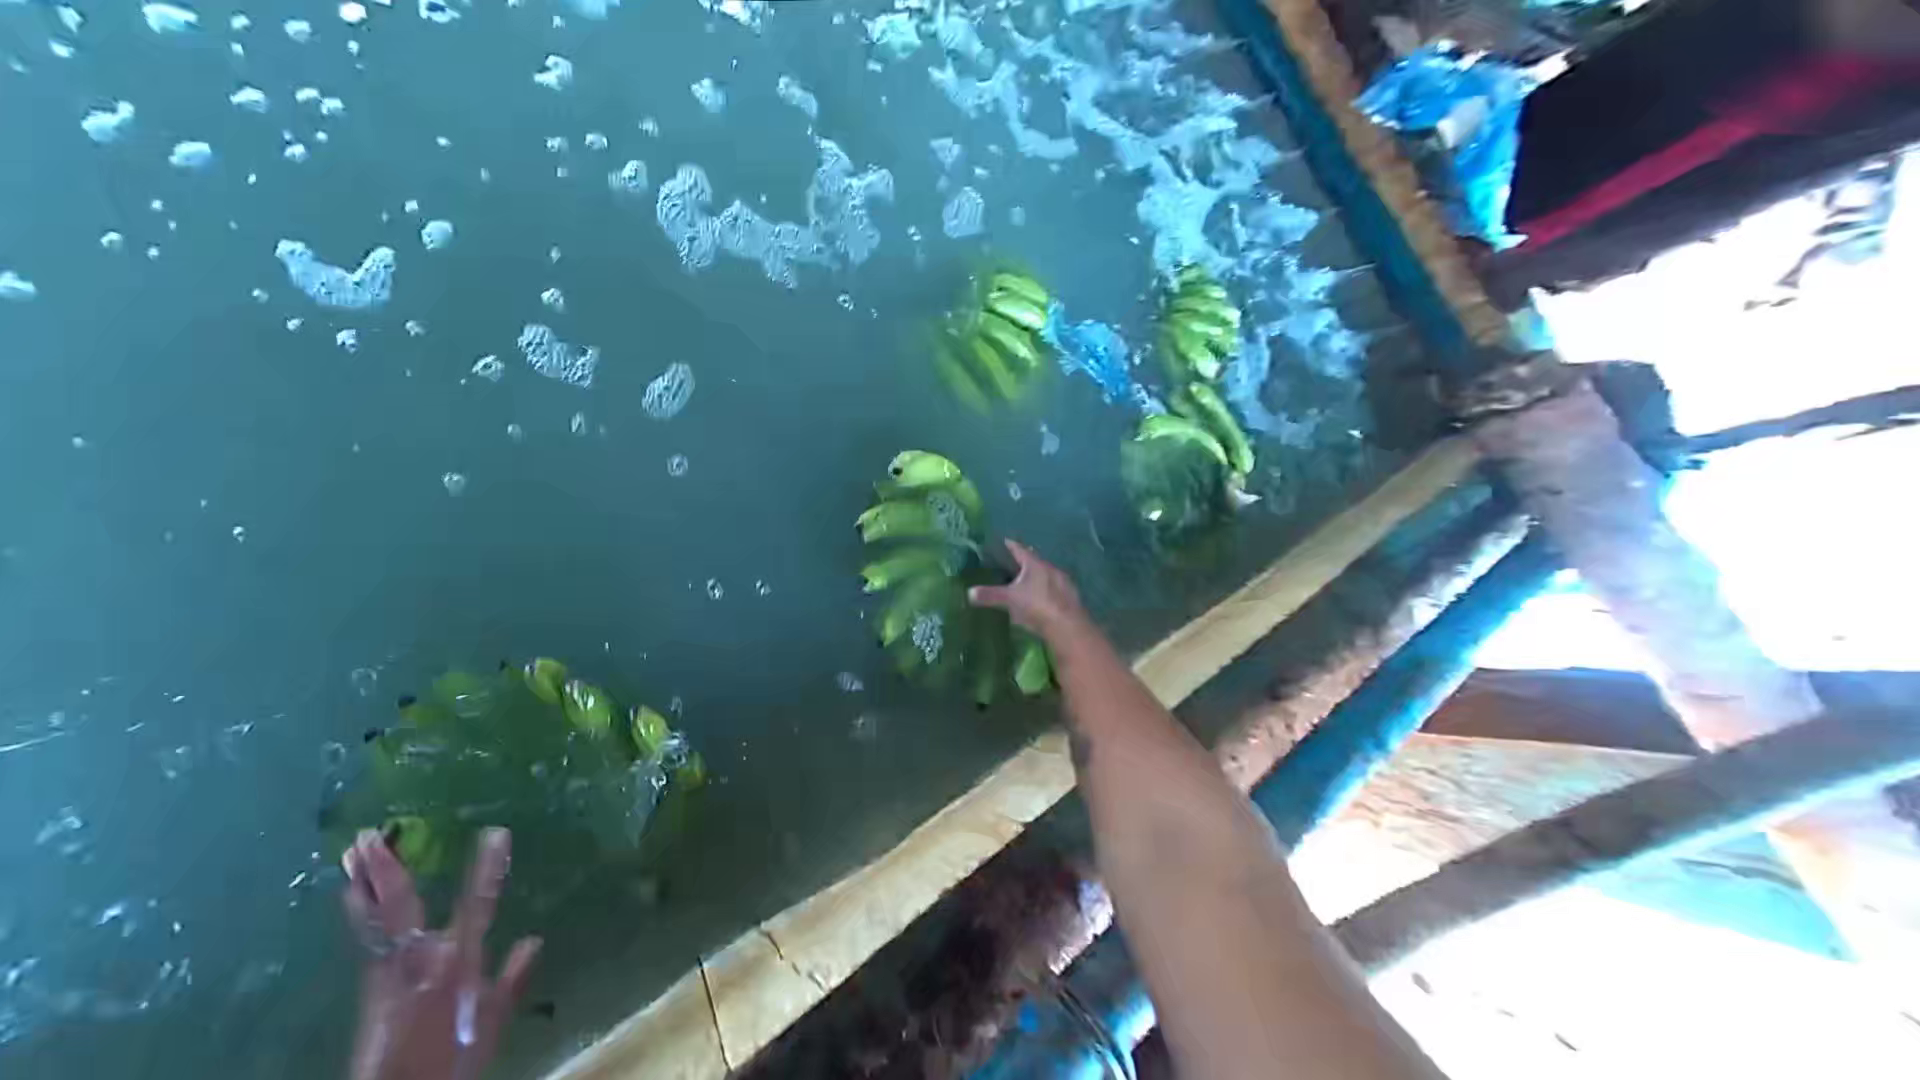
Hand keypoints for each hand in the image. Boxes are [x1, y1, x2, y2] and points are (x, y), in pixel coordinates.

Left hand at [341, 826, 541, 1079]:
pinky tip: (354, 896)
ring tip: (351, 856)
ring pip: (374, 920)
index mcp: (456, 963)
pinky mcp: (370, 987)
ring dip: (364, 886)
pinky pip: (367, 936)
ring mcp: (387, 973)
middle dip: (385, 871)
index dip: (487, 868)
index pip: (477, 903)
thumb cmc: (450, 1061)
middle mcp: (418, 961)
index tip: (495, 833)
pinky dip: (362, 910)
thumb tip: (533, 941)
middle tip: (368, 837)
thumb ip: (510, 980)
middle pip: (399, 907)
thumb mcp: (489, 1024)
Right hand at [968, 539, 1090, 642]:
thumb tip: (969, 593)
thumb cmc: (1036, 606)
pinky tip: (1040, 599)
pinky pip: (1054, 589)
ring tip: (1024, 582)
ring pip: (1046, 575)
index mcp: (1035, 564)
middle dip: (1023, 562)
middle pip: (1034, 561)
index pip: (1019, 549)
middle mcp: (1050, 568)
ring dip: (1036, 577)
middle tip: (1011, 564)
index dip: (1010, 545)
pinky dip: (1045, 591)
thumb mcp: (1009, 600)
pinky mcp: (1070, 597)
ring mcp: (1063, 582)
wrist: (1068, 625)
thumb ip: (989, 595)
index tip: (1003, 541)